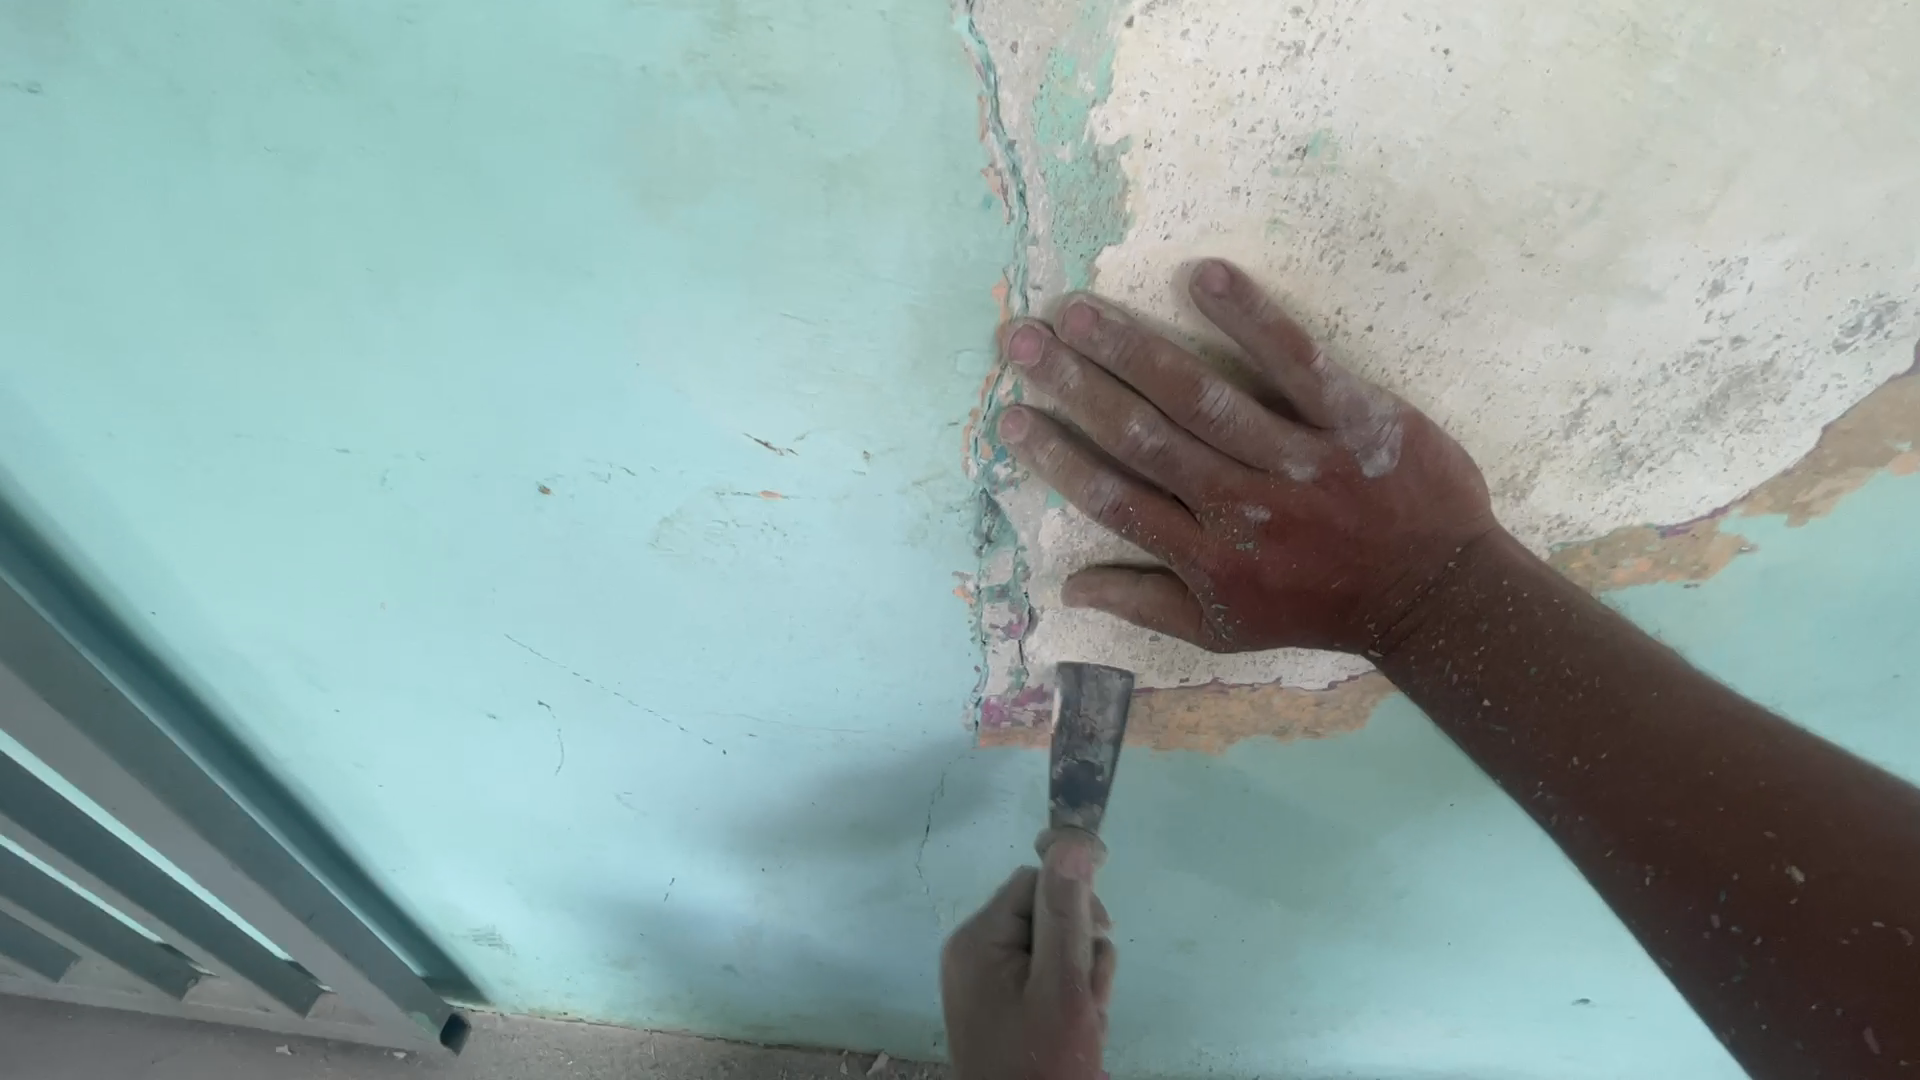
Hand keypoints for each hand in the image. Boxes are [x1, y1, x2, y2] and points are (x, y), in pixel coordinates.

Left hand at [941, 834, 1115, 1079]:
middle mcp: (973, 950)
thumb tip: (1071, 841)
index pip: (1035, 883)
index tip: (1101, 938)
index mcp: (977, 938)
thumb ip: (1066, 914)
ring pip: (1049, 948)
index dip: (1073, 902)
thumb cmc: (1043, 1067)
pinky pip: (1040, 978)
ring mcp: (983, 981)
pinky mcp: (997, 1005)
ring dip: (1078, 978)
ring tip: (1084, 1023)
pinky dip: (1065, 999)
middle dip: (1078, 949)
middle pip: (1043, 914)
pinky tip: (1076, 1032)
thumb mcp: (1062, 986)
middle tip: (1089, 998)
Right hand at [996, 258, 1497, 655]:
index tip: (1010, 418)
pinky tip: (1201, 275)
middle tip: (1023, 341)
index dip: (1057, 459)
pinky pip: (1296, 361)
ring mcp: (1296, 458)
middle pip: (1143, 438)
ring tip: (1078, 312)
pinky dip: (1250, 318)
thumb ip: (1143, 606)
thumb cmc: (1313, 609)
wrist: (1431, 594)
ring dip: (1133, 349)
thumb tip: (1067, 589)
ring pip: (1201, 397)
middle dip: (1074, 387)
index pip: (1114, 500)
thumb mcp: (1222, 633)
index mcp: (1203, 558)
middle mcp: (1238, 506)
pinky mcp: (1353, 418)